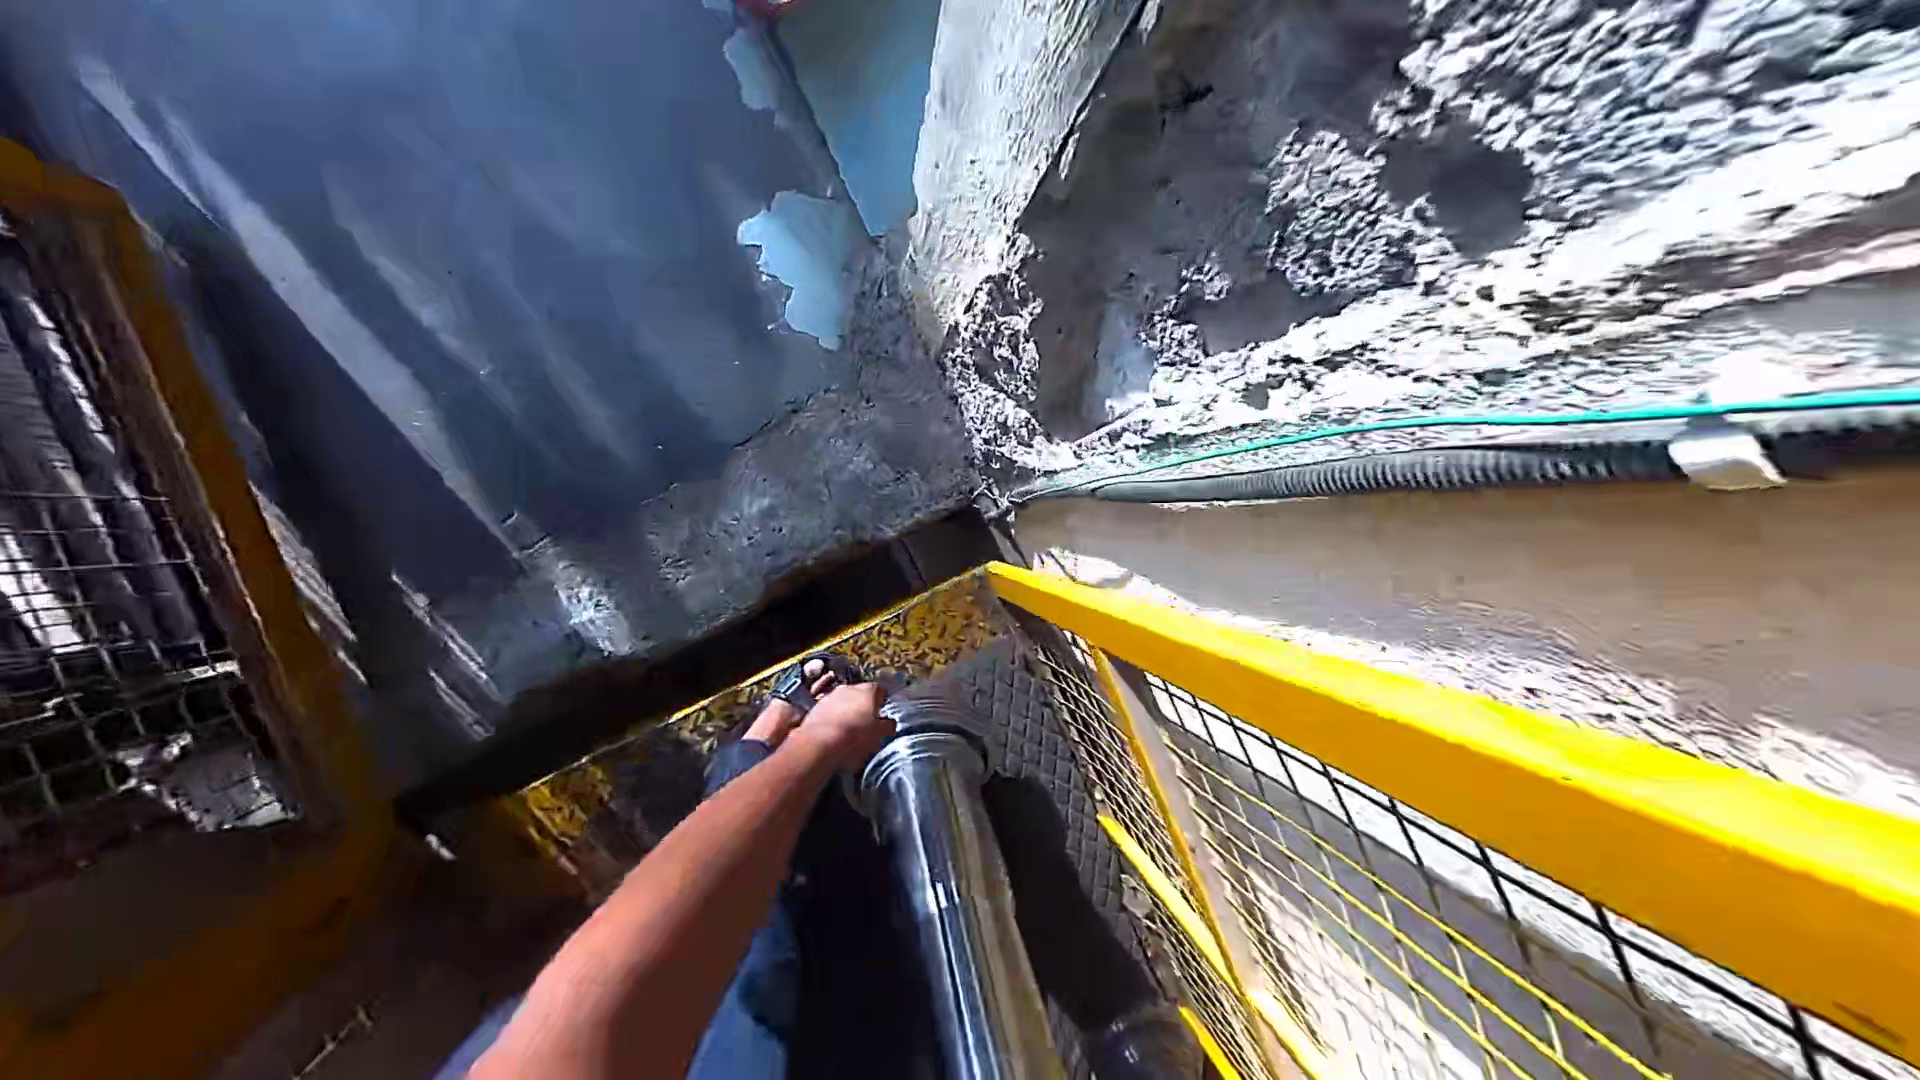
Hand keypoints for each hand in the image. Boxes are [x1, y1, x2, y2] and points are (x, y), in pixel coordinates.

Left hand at [794, 683, 891, 768]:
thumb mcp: (878, 735)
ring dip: (846, 712)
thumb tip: (890, 724)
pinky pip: (829, 711)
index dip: (881, 702)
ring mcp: (830, 696)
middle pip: (860, 695)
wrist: (819, 742)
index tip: (880, 714)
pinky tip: (832, 733)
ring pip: (842, 702)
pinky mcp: (815, 708)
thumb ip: (887, 727)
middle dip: (862, 706)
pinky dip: (832, 719)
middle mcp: (849, 688)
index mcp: (868, 691)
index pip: (879, 691)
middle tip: (865, 723)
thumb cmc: (856, 736)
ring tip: (847, 731)